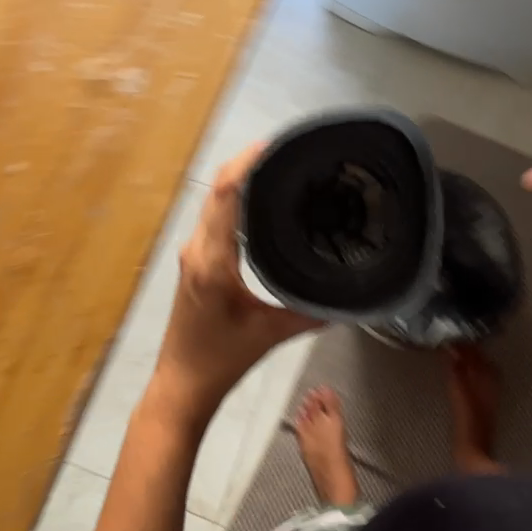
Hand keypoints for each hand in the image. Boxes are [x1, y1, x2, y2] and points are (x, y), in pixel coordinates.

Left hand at [152, 147, 321, 419]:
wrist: (181, 386)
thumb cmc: (222, 359)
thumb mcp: (271, 332)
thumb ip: (310, 311)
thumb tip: (350, 299)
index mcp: (213, 259)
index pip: (226, 194)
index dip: (247, 162)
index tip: (275, 144)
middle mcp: (197, 247)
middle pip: (218, 189)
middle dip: (248, 163)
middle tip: (286, 151)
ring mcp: (192, 253)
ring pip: (214, 201)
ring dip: (240, 179)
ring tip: (278, 168)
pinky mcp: (195, 261)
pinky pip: (215, 217)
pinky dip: (235, 200)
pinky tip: (260, 202)